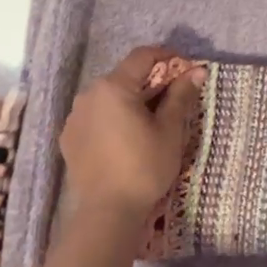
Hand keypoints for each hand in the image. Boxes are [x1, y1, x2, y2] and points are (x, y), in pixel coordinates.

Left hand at [58, 46, 203, 228]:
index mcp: (114, 87)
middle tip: (173, 100)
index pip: (142, 56)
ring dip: (130, 101)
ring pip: (107, 98)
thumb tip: (197, 71)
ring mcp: (74, 117)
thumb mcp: (170, 131)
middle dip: (150, 82)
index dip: (167, 57)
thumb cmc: (144, 166)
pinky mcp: (69, 138)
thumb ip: (181, 96)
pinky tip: (125, 140)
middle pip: (123, 77)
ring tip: (149, 123)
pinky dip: (112, 119)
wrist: (107, 210)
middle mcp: (89, 94)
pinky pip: (95, 118)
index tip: (186, 68)